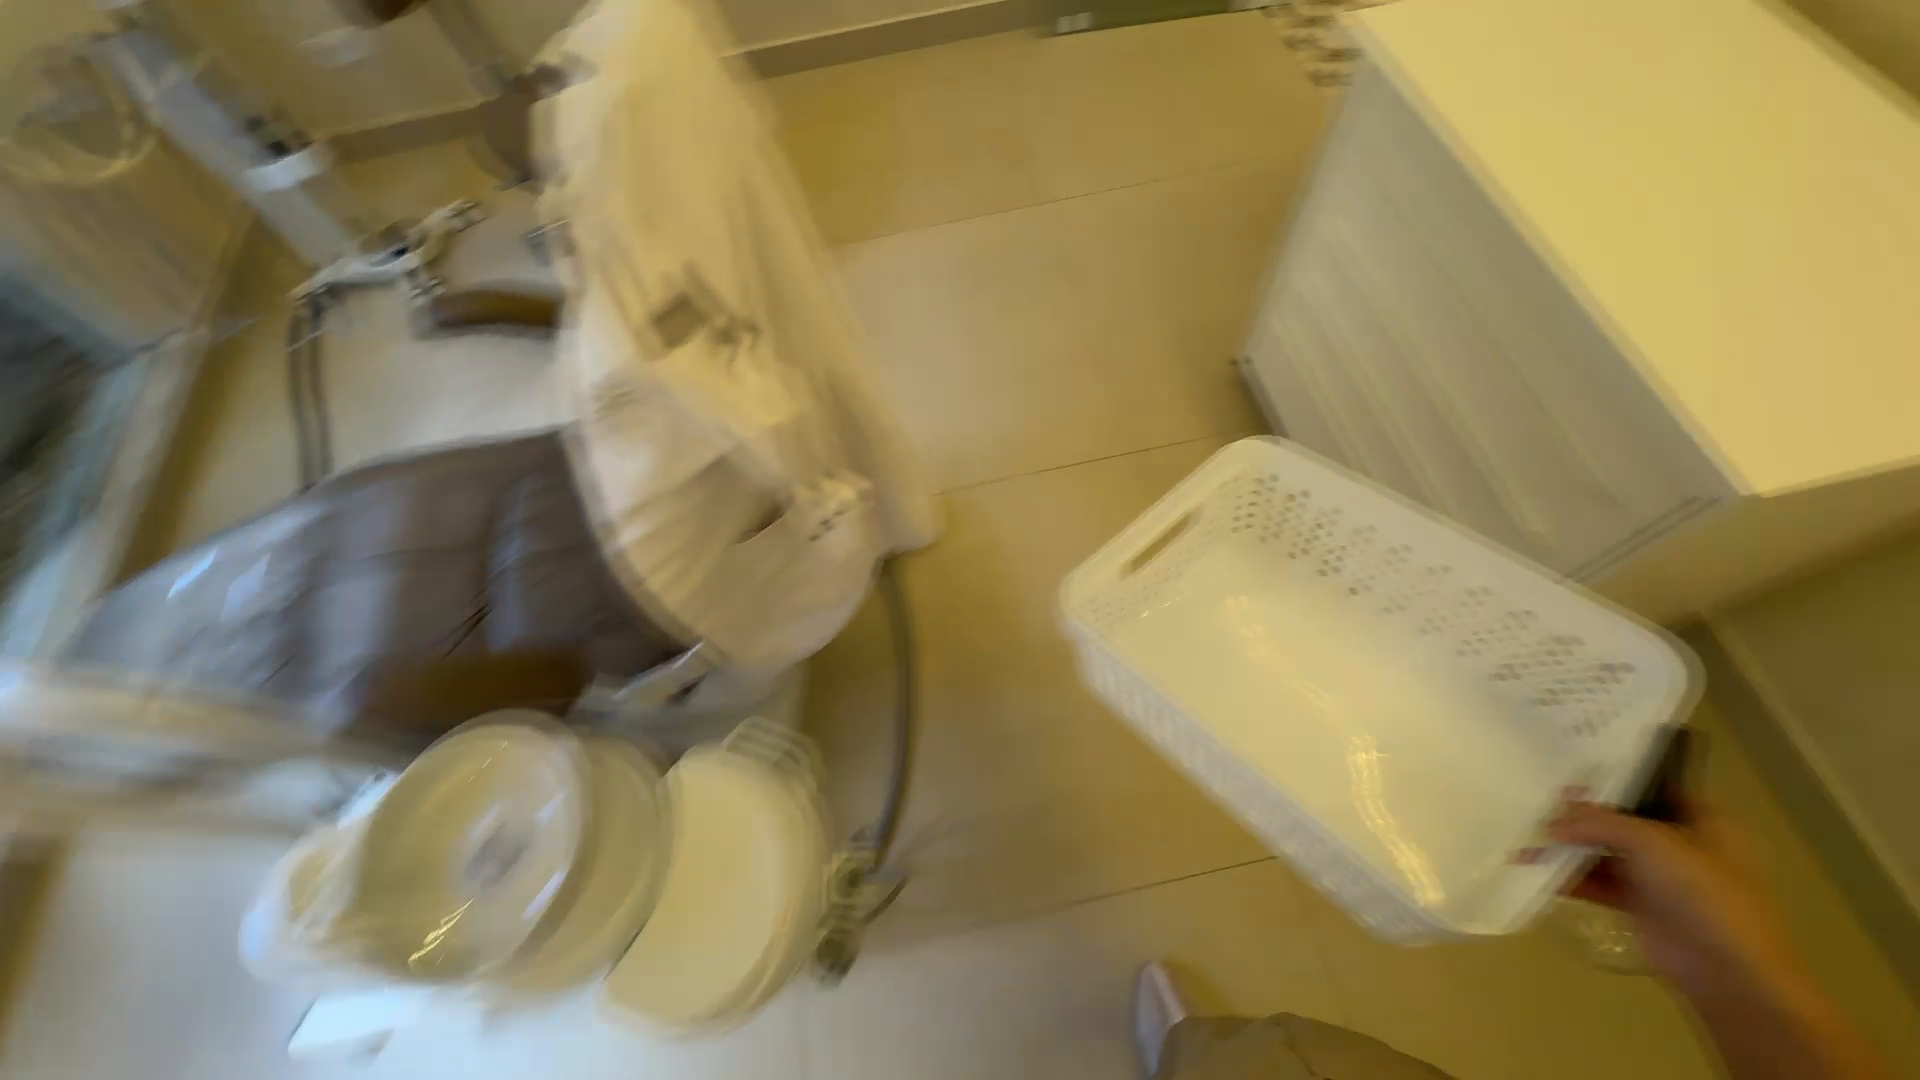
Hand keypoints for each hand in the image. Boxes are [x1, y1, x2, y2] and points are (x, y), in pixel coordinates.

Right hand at [1550, 800, 1888, 1079]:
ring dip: (1568, 845)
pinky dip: (1567, 875)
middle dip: (1581, 812)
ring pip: (1604, 850)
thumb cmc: (1702, 892)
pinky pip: (1596, 881)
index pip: (1655, 786)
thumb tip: (1554, 816)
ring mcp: (1658, 876)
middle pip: (1621, 819)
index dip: (1618, 776)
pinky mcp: (1637, 904)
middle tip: (1538, 797)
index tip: (1574, 765)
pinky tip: (1534, 867)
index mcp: (1700, 822)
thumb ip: (1599, 821)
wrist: (1725, 968)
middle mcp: (1679, 845)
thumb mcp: (1651, 842)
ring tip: (1526, 835)